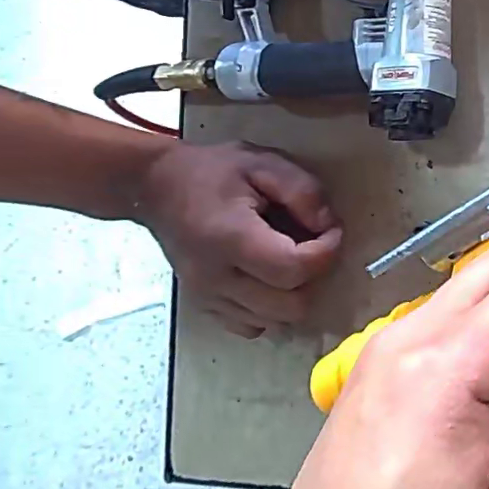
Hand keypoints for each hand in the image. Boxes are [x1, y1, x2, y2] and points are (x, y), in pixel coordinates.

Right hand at [135, 141, 342, 337]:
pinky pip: (252, 326)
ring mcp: (208, 298)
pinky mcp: (205, 308)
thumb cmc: (214, 171)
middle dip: (314, 276)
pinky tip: (269, 276)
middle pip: (290, 306)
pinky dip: (271, 308)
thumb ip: (303, 191)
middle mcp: (218, 278)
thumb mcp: (264, 162)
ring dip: (295, 294)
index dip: (325, 253)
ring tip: (290, 258)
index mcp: (232, 238)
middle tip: (312, 245)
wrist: (158, 187)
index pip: (293, 269)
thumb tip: (328, 226)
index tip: (331, 231)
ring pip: (275, 322)